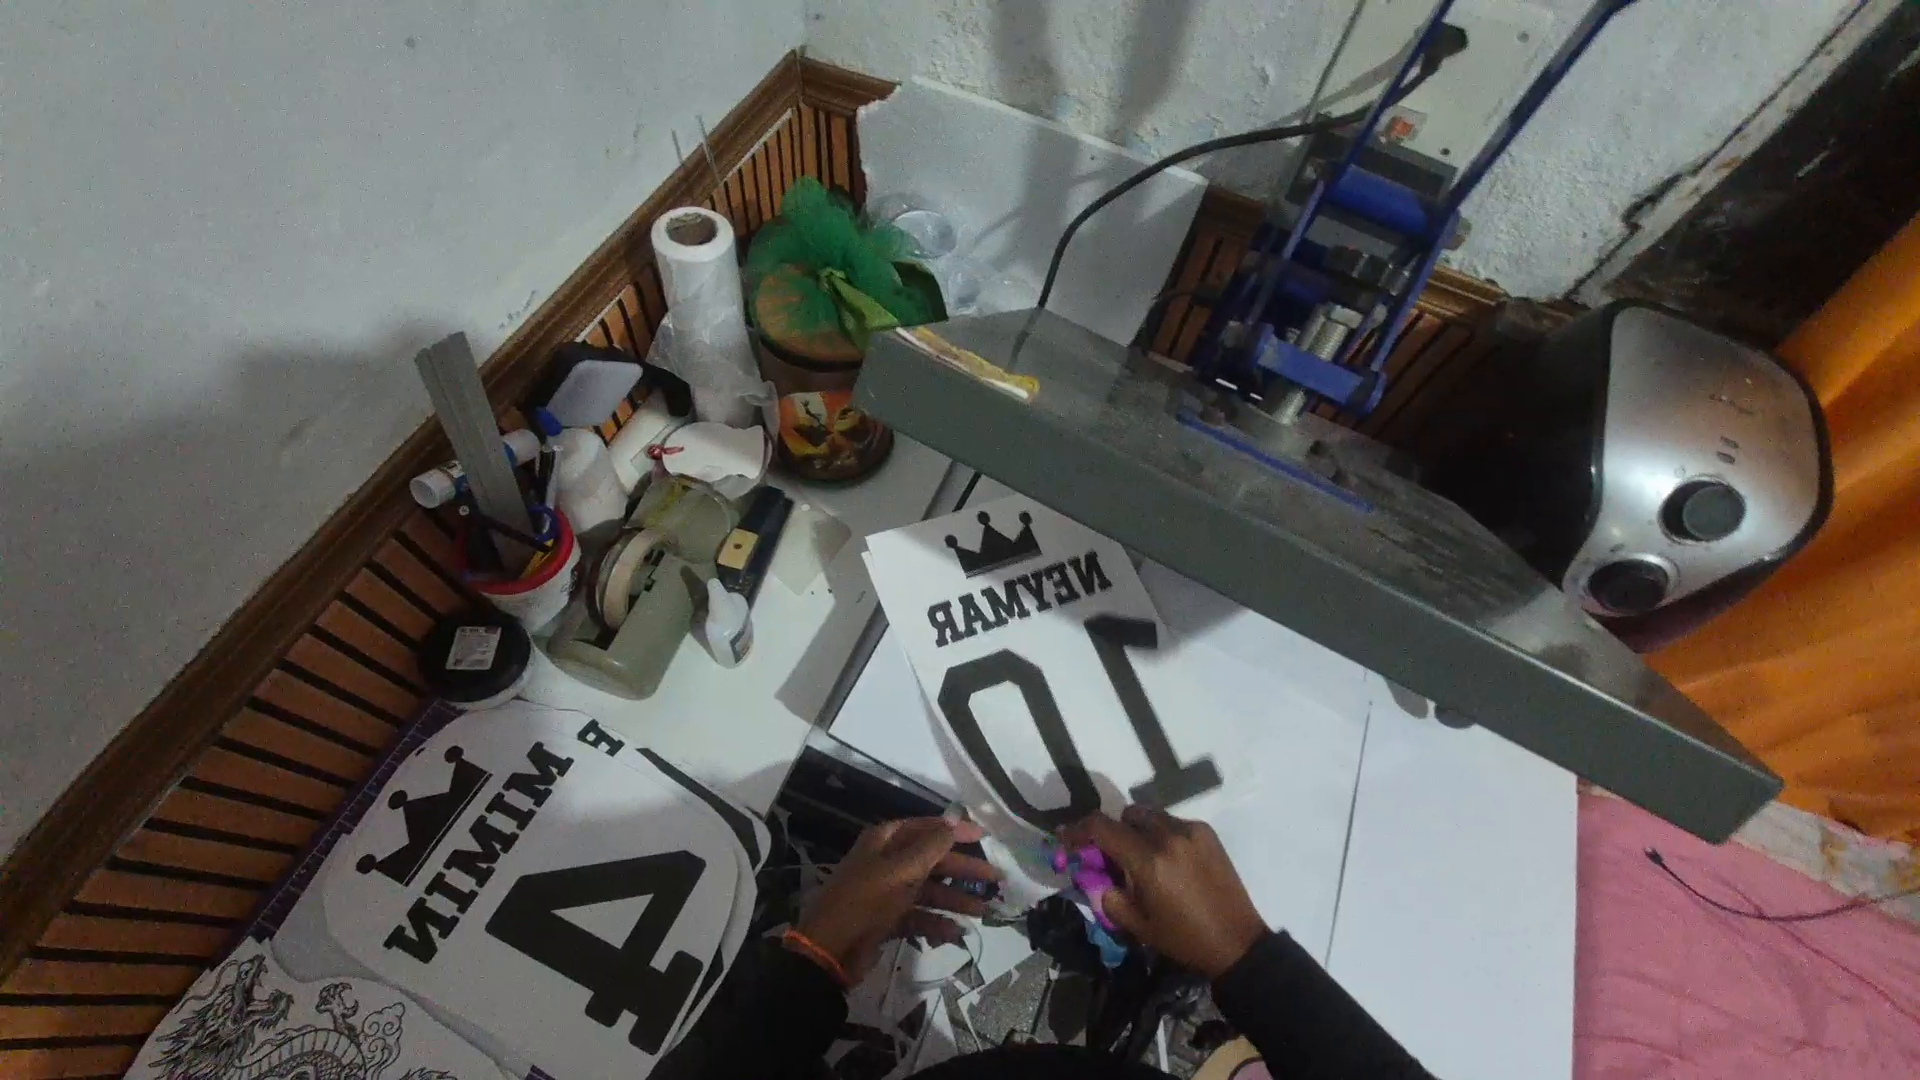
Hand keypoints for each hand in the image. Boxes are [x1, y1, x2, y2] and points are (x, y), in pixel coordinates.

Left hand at [793, 817, 1002, 983]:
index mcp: (885, 841)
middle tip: (996, 878)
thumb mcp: (899, 872)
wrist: (828, 952)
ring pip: (929, 890)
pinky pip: (919, 916)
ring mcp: (888, 892)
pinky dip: (936, 924)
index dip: (955, 830)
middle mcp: (888, 862)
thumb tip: (954, 819)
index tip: (985, 835)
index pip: (927, 827)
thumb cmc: (864, 901)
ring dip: (955, 899)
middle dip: (963, 869)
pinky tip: (955, 934)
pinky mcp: (888, 920)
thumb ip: (930, 847)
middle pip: (932, 860)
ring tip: (983, 911)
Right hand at [1061, 806, 1268, 978]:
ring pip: (1150, 815)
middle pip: (1126, 815)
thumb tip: (1094, 875)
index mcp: (1148, 860)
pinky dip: (1162, 834)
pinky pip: (1173, 822)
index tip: (1067, 839)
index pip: (1101, 827)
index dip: (1078, 830)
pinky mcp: (1206, 832)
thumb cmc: (1184, 938)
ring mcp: (1190, 830)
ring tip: (1143, 857)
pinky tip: (1170, 860)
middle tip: (1113, 855)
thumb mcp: (1137, 924)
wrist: (1237, 943)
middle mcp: (1167, 836)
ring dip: (1138, 830)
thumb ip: (1108, 895)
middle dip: (1113, 831)